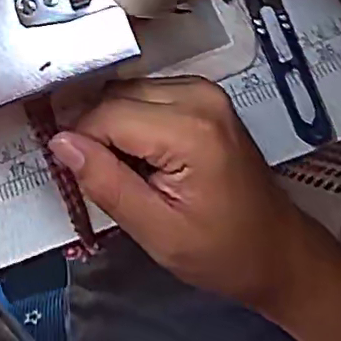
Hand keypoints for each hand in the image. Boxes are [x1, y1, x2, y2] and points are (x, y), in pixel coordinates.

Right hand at [47, 78, 340, 324]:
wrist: (277, 250)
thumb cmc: (226, 251)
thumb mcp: (158, 232)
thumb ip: (106, 183)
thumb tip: (62, 144)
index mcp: (192, 129)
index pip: (108, 115)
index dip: (83, 143)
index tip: (76, 172)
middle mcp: (198, 95)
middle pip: (116, 96)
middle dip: (98, 133)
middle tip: (104, 177)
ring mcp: (201, 89)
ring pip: (126, 90)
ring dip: (114, 124)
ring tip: (131, 169)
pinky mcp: (200, 91)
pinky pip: (145, 92)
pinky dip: (133, 118)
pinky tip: (145, 153)